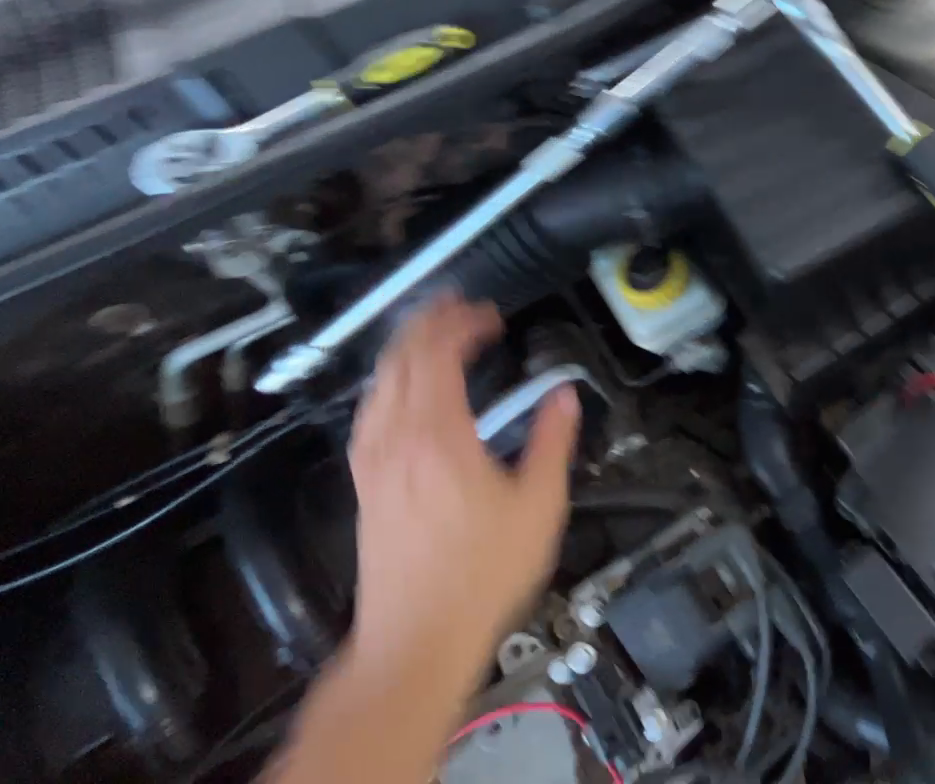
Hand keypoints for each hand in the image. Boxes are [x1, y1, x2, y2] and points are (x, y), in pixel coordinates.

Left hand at [346, 295, 579, 664]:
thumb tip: (564, 395)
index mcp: (438, 439)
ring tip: (431, 332)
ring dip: (403, 350)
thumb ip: (553, 441)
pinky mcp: (365, 485)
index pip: (438, 358)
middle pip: (400, 362)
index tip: (490, 314)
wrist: (417, 636)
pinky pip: (368, 414)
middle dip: (428, 324)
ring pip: (377, 385)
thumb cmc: (484, 571)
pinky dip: (387, 384)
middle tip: (460, 305)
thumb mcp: (539, 503)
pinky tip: (400, 390)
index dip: (461, 325)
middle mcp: (395, 442)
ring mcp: (372, 464)